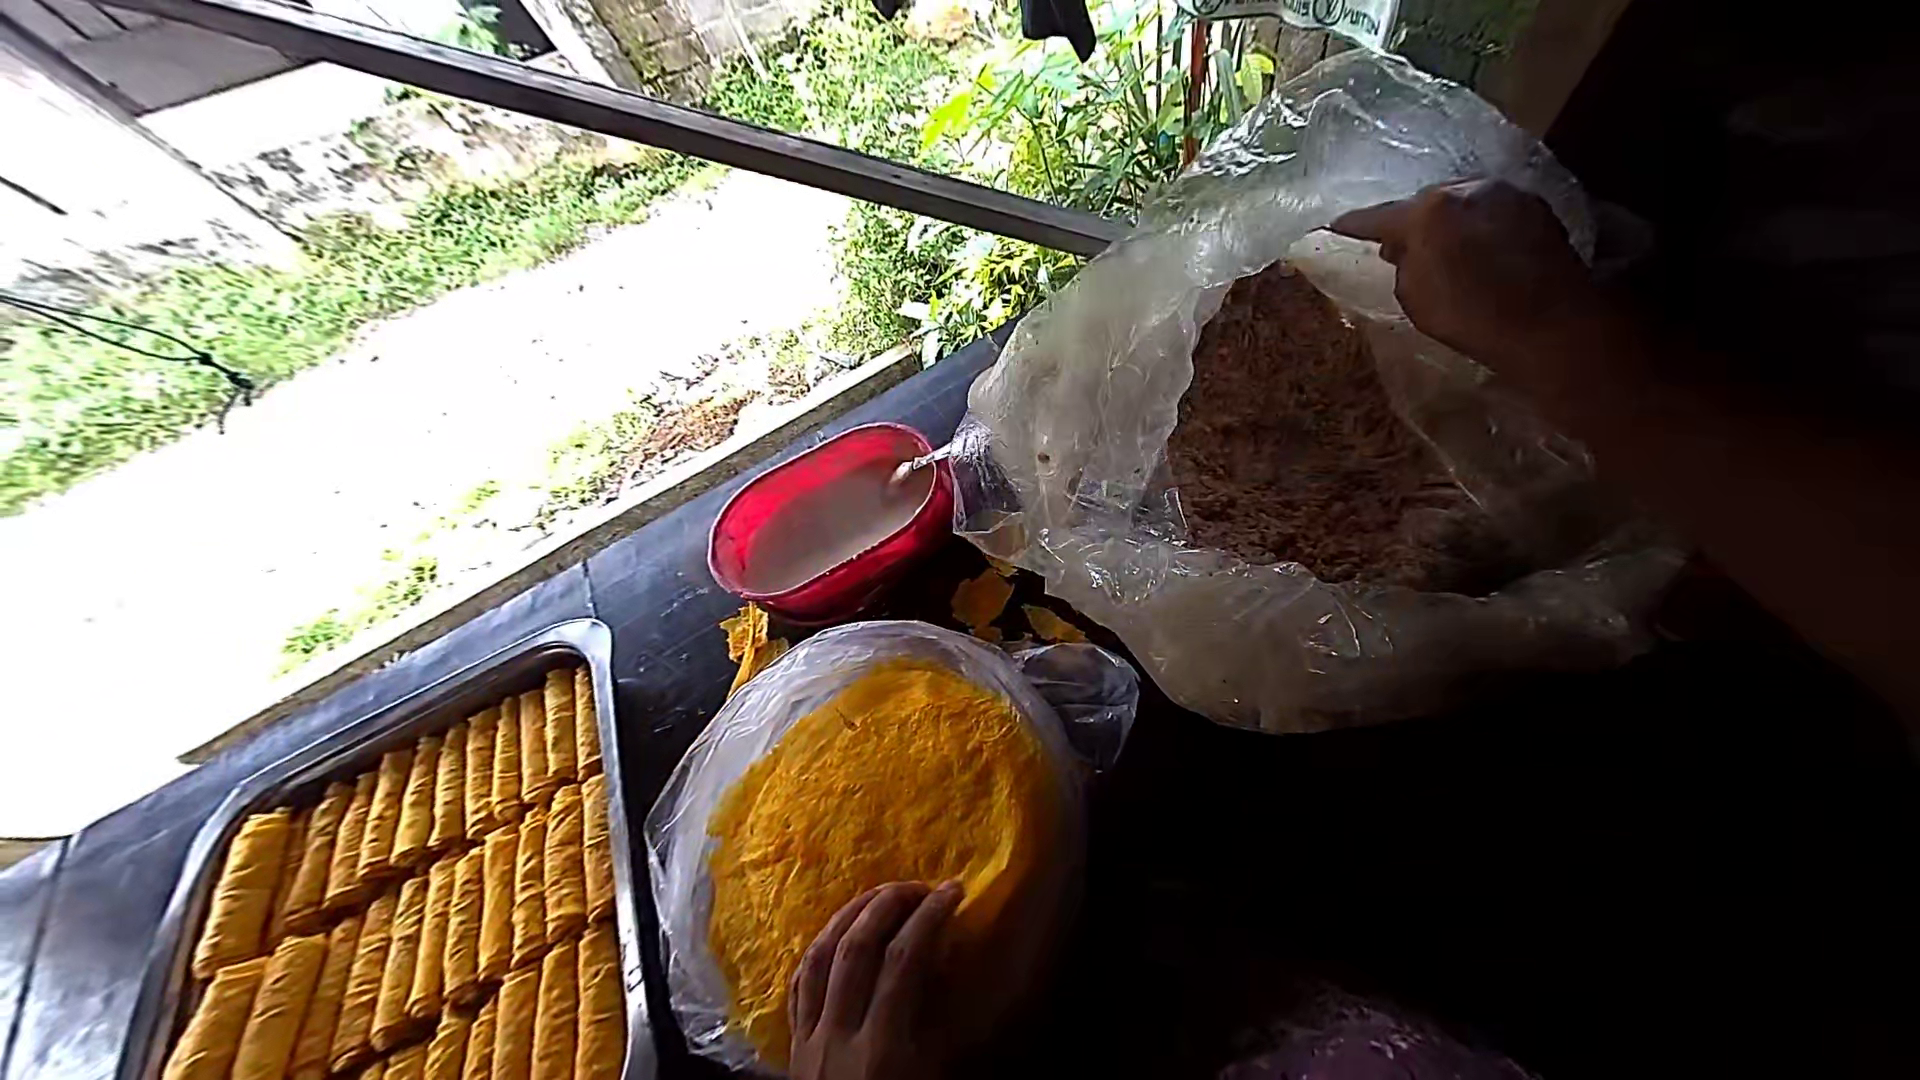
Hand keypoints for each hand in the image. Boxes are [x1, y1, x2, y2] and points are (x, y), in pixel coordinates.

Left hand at [789, 881, 963, 1079]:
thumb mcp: (933, 1077)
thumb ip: (939, 1021)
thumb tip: (948, 960)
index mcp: (881, 1049)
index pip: (904, 960)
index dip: (930, 916)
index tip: (953, 890)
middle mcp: (838, 1035)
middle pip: (857, 946)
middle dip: (889, 902)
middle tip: (917, 885)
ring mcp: (808, 1039)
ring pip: (820, 954)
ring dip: (851, 912)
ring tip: (879, 893)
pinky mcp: (791, 1045)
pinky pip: (797, 982)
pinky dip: (818, 946)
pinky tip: (837, 930)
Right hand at [1330, 180, 1601, 371]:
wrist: (1546, 320)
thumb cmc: (1466, 313)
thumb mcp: (1412, 293)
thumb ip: (1402, 261)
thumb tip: (1401, 245)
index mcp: (1428, 212)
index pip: (1376, 216)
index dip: (1351, 224)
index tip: (1333, 227)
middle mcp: (1467, 189)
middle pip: (1424, 201)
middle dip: (1407, 220)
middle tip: (1393, 244)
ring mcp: (1506, 193)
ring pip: (1459, 200)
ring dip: (1443, 220)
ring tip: (1435, 244)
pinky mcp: (1534, 206)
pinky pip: (1487, 210)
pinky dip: (1471, 224)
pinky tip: (1470, 246)